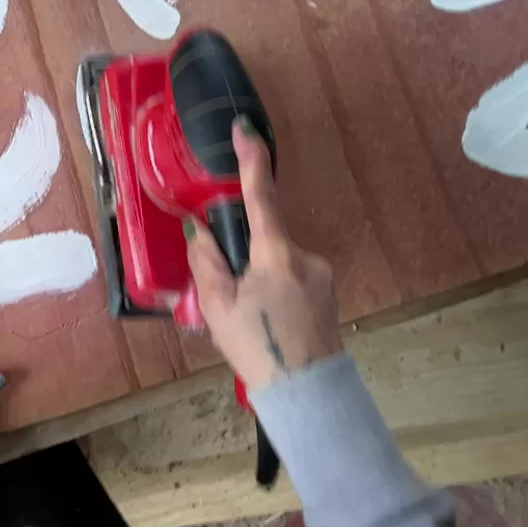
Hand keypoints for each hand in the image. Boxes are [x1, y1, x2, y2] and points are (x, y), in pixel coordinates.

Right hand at [186, 116, 341, 391]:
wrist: (308, 397)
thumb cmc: (257, 348)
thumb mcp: (217, 306)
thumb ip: (207, 260)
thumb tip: (199, 229)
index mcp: (275, 254)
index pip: (260, 197)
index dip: (251, 160)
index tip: (244, 129)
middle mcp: (304, 256)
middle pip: (263, 235)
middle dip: (242, 252)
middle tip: (230, 293)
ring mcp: (321, 274)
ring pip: (276, 257)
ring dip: (258, 273)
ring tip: (250, 316)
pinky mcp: (328, 291)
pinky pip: (291, 274)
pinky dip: (274, 285)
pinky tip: (268, 319)